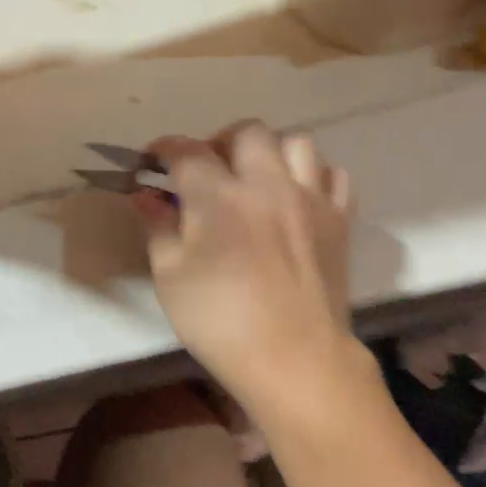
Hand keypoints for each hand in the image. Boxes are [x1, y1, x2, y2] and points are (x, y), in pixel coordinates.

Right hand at [133, 122, 369, 417]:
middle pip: (247, 133)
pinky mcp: (339, 216)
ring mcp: (311, 196)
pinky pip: (329, 172)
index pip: (188, 154)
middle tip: (202, 170)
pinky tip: (290, 196)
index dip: (165, 150)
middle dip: (218, 143)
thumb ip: (159, 228)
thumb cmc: (216, 320)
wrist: (289, 353)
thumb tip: (146, 195)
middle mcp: (267, 184)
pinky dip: (307, 174)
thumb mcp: (170, 277)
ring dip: (266, 153)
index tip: (150, 159)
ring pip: (294, 143)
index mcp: (218, 199)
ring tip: (250, 179)